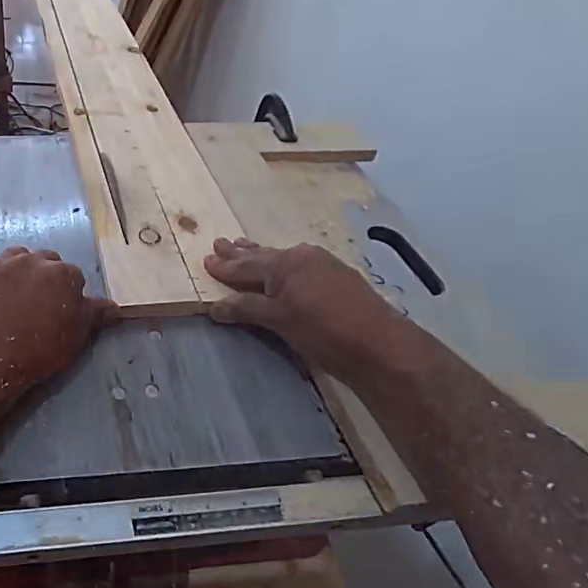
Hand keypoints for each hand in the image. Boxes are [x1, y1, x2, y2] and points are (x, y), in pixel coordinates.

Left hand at [0, 247, 113, 391]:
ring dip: (21, 270)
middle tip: (39, 302)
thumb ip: (95, 313)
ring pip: (18, 257)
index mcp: (64, 273)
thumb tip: (113, 306)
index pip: (73, 275)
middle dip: (45, 276)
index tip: (61, 309)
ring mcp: (4, 264)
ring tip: (17, 294)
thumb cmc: (41, 349)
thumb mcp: (77, 334)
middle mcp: (34, 260)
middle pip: (46, 261)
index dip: (68, 293)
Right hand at [203, 239, 405, 380]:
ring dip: (262, 257)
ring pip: (284, 259)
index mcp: (284, 263)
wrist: (380, 346)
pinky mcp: (339, 278)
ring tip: (245, 247)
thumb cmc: (323, 331)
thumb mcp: (278, 320)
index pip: (245, 265)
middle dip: (241, 252)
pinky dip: (284, 268)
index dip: (224, 265)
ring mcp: (324, 265)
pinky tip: (285, 270)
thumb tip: (214, 306)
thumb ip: (246, 309)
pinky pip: (301, 266)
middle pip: (264, 255)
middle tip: (221, 242)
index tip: (206, 258)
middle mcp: (303, 257)